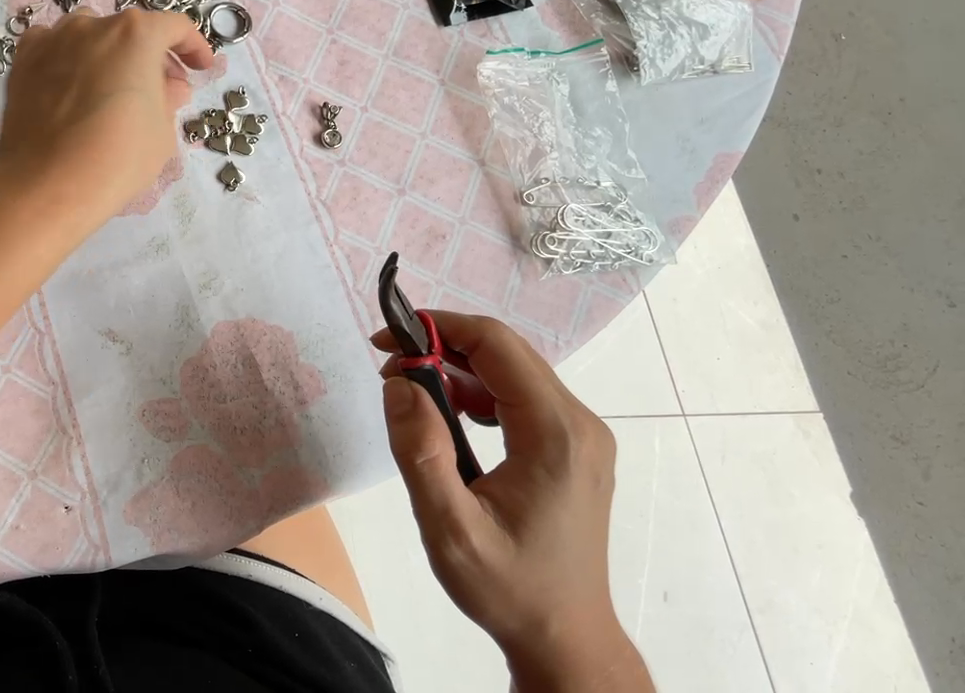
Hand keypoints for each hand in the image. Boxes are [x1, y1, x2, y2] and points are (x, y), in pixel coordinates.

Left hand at [0, 9, 212, 221]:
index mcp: (135, 34)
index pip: (174, 27)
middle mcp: (91, 25)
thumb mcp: (161, 131)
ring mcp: (53, 40)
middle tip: (161, 89)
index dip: (193, 47)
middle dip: (149, 56)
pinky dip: (67, 58)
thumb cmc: (117, 158)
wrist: (47, 184)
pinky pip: (52, 48)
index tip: (200, 68)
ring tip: (113, 86)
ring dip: (107, 54)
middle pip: (129, 31)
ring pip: (88, 35)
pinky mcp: (23, 61)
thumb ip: (168, 98)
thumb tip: (169, 86)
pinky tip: (71, 83)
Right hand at [373, 312, 651, 691]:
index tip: (385, 342)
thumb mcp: (448, 528)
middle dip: (440, 344)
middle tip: (388, 367)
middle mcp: (578, 423)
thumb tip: (398, 383)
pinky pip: (519, 393)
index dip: (437, 328)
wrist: (565, 637)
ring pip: (511, 368)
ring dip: (455, 366)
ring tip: (409, 391)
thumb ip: (420, 451)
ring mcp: (579, 434)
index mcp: (555, 435)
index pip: (496, 345)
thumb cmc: (507, 587)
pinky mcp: (571, 446)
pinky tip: (448, 414)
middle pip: (505, 350)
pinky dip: (475, 388)